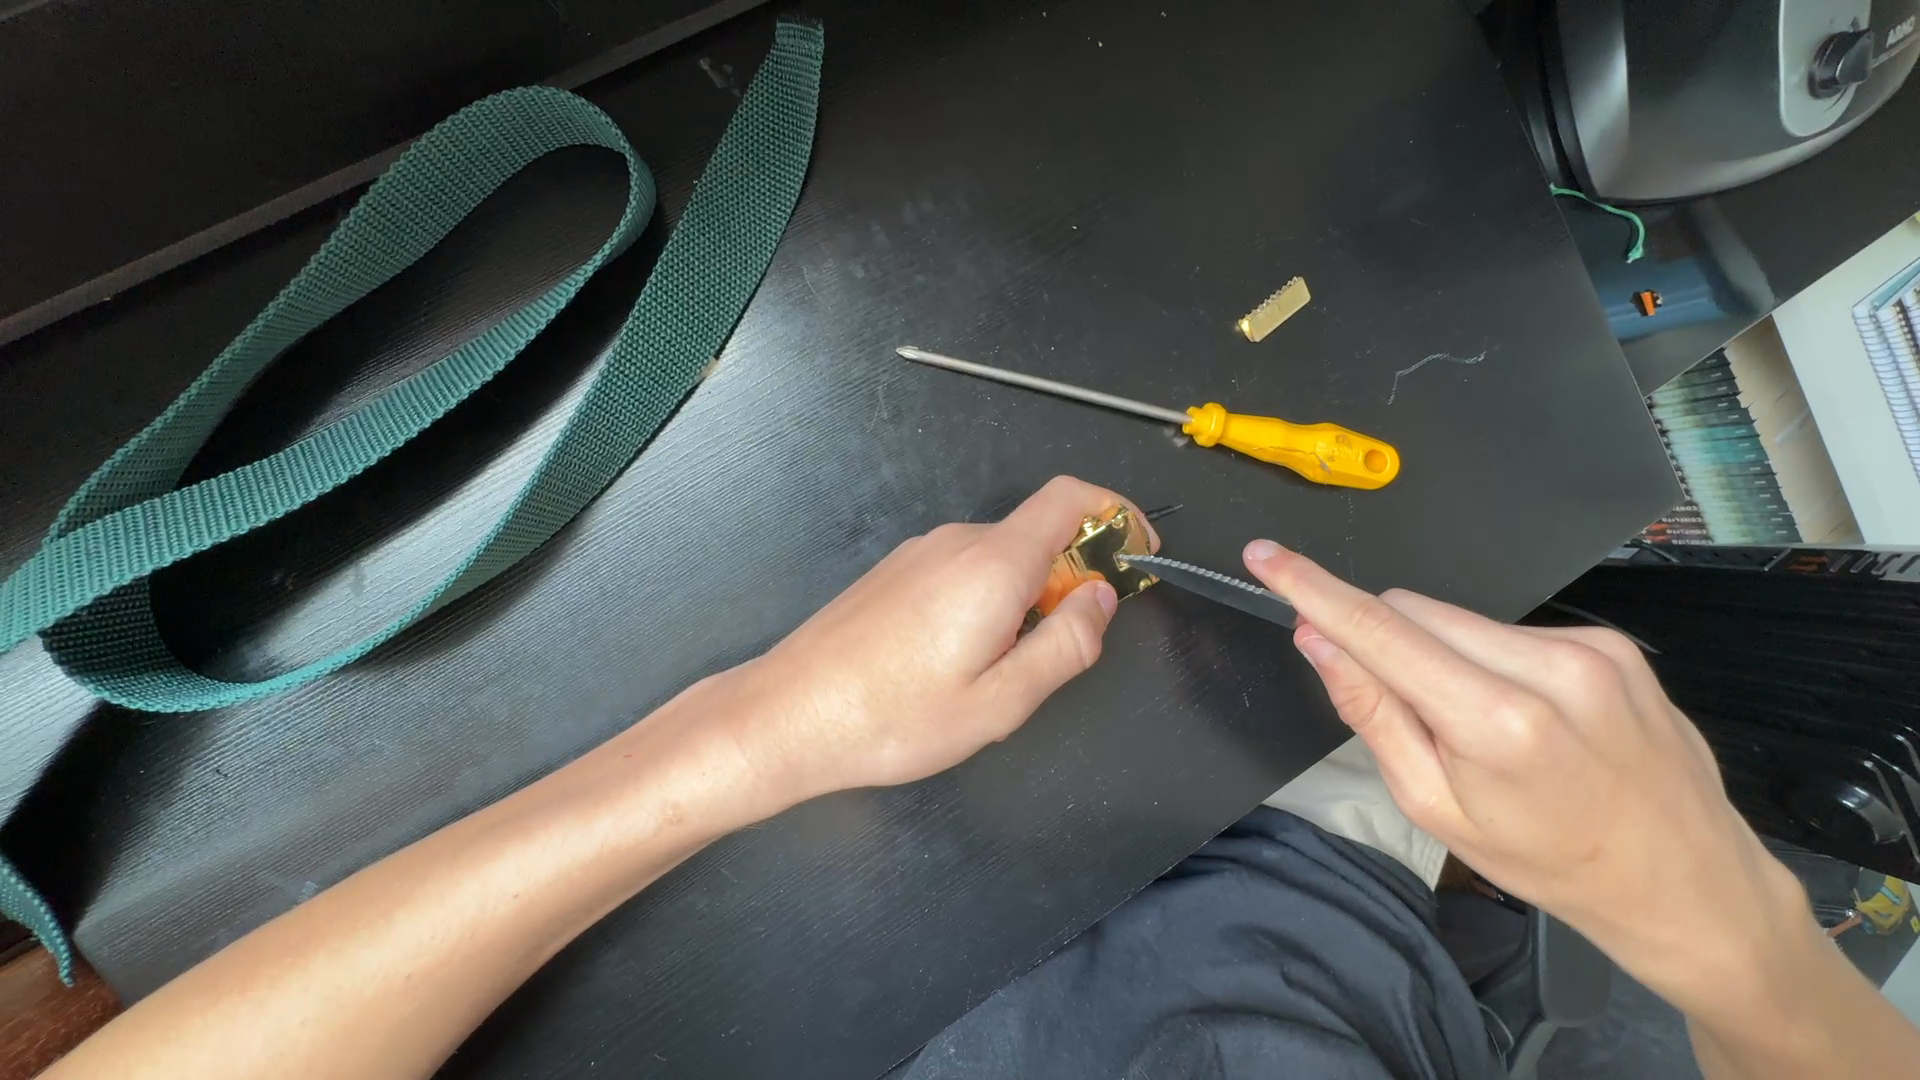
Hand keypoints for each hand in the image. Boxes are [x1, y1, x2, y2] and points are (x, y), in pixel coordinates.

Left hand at [722, 476, 1154, 803]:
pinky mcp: (894, 571)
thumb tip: (1101, 597)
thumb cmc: (896, 717)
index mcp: (993, 563)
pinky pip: (962, 569)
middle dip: (1071, 577)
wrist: (786, 715)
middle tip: (1062, 647)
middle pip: (1037, 533)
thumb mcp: (1001, 701)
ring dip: (1026, 595)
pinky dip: (988, 597)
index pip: (1070, 498)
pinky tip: (957, 658)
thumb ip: (1067, 644)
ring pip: (999, 556)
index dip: (1117, 512)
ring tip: (1000, 668)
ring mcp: (919, 552)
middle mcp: (955, 541)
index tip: (1138, 550)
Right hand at [1241, 540, 1806, 1010]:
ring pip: (1455, 616)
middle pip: (1411, 611)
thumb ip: (1370, 712)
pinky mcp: (1611, 642)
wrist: (1687, 884)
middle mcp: (1550, 667)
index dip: (1310, 588)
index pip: (1377, 630)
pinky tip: (1519, 709)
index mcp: (1497, 721)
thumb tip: (1317, 639)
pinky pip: (1504, 627)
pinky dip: (1484, 656)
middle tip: (1407, 709)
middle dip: (1382, 639)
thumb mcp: (1433, 805)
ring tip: (1474, 720)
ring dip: (1434, 650)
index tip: (1264, 555)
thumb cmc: (1546, 859)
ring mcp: (1590, 647)